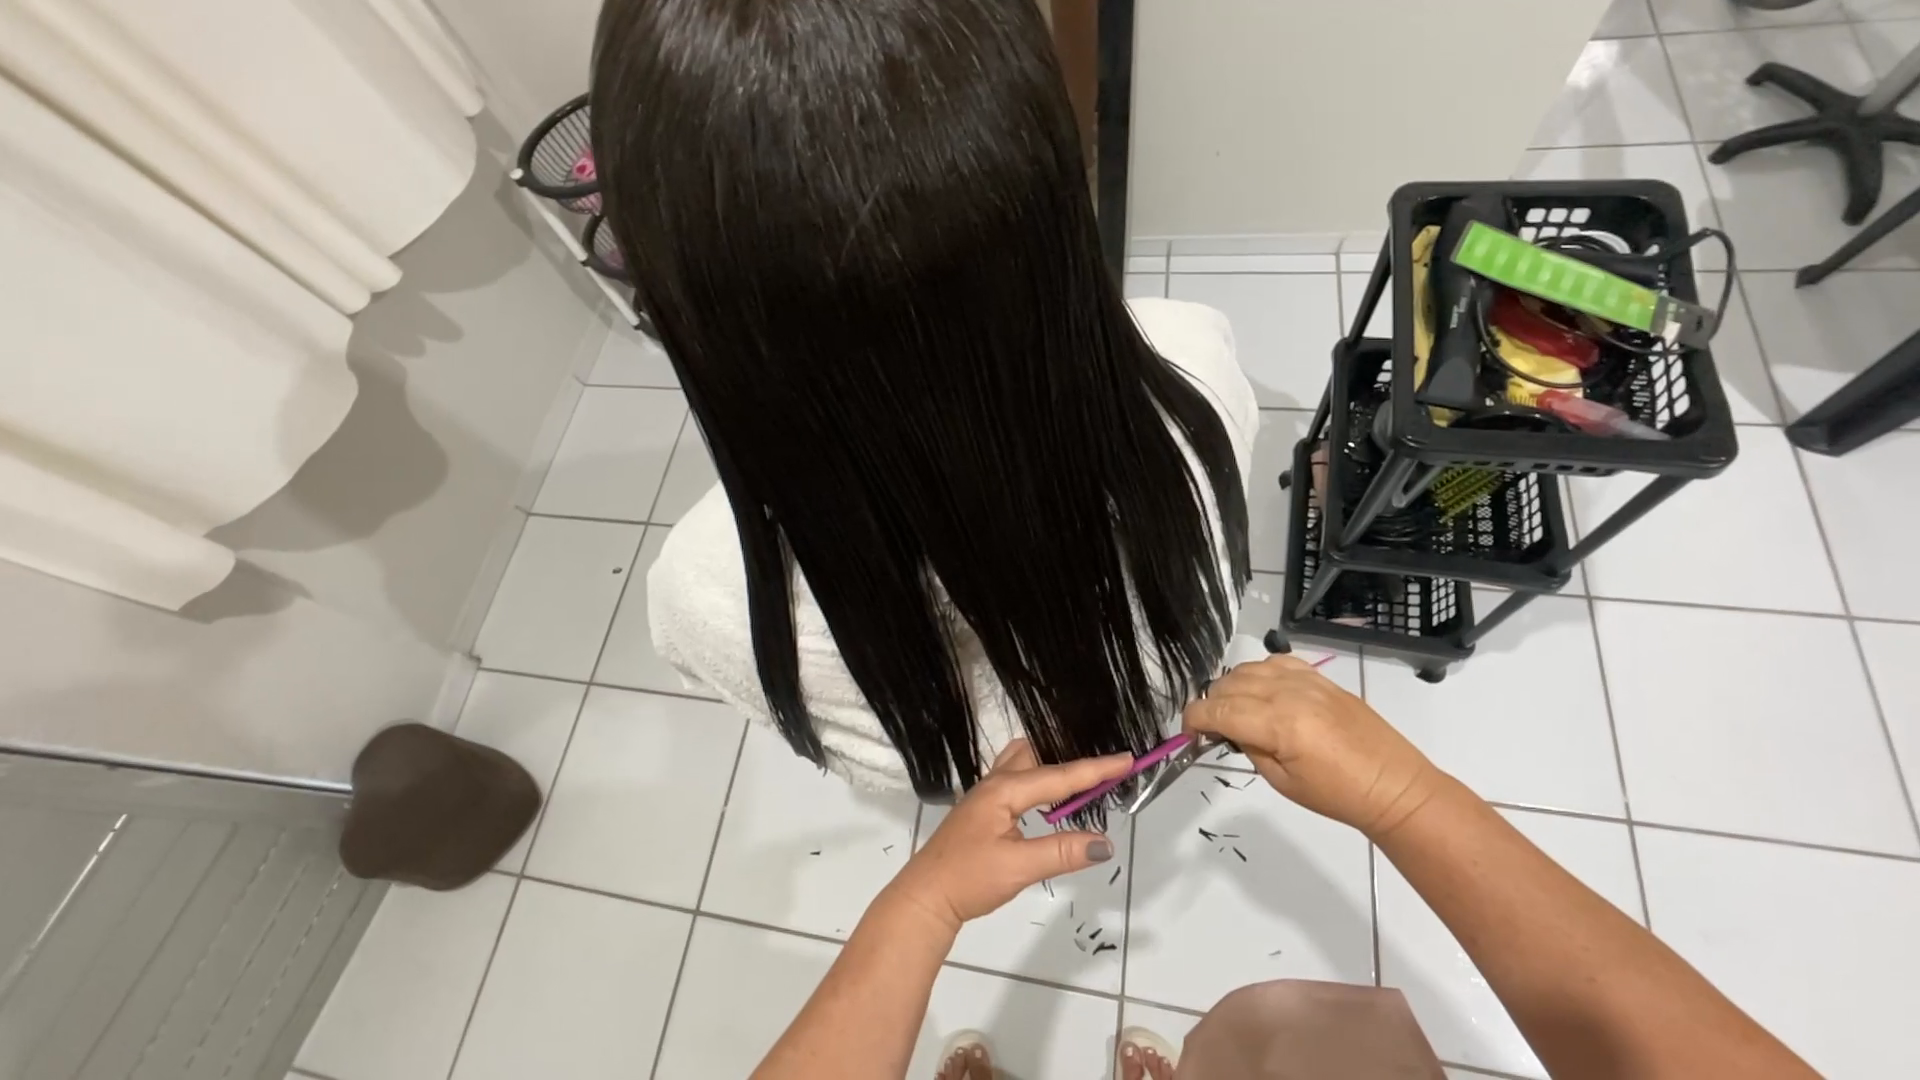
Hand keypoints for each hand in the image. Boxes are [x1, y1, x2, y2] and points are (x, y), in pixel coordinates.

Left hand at [885, 740, 1130, 934]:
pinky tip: (1047, 798)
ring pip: (1021, 764)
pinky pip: (1016, 780)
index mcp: (1004, 790)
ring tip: (1079, 776)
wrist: (926, 896)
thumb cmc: (969, 878)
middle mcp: (994, 784)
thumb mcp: (1019, 867)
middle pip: (1036, 755)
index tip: (1127, 758)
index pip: (1059, 776)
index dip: (1095, 769)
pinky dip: (1038, 779)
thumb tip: (1104, 842)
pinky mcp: (982, 812)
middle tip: (1103, 765)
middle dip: (1069, 755)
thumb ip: (1062, 852)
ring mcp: (985, 797)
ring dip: (1050, 765)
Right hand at [1182, 655, 1449, 839]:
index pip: (1217, 709)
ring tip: (1238, 714)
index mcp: (1278, 723)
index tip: (1190, 736)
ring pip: (1247, 669)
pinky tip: (1264, 694)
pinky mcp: (1320, 677)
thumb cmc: (1337, 794)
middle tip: (1216, 732)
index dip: (1194, 720)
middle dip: (1211, 706)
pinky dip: (1259, 674)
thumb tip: (1226, 731)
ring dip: (1232, 689)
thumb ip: (1249, 748)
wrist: (1393, 785)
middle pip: (1227, 685)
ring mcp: (1305, 680)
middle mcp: (1288, 692)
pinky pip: (1276, 662)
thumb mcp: (1282, 781)